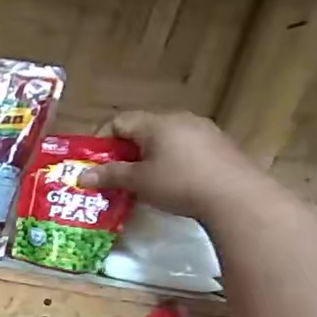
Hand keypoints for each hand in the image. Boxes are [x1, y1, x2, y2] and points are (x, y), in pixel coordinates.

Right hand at [78, 110, 277, 221]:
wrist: (235, 196)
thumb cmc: (179, 183)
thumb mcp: (138, 181)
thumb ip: (109, 176)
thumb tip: (81, 177)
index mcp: (157, 123)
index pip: (119, 121)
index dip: (101, 139)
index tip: (93, 161)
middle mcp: (180, 120)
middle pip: (142, 128)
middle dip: (123, 150)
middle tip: (113, 173)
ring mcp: (203, 131)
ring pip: (164, 138)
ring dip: (146, 156)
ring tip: (139, 179)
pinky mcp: (219, 146)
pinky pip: (184, 147)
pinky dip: (169, 160)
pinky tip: (169, 181)